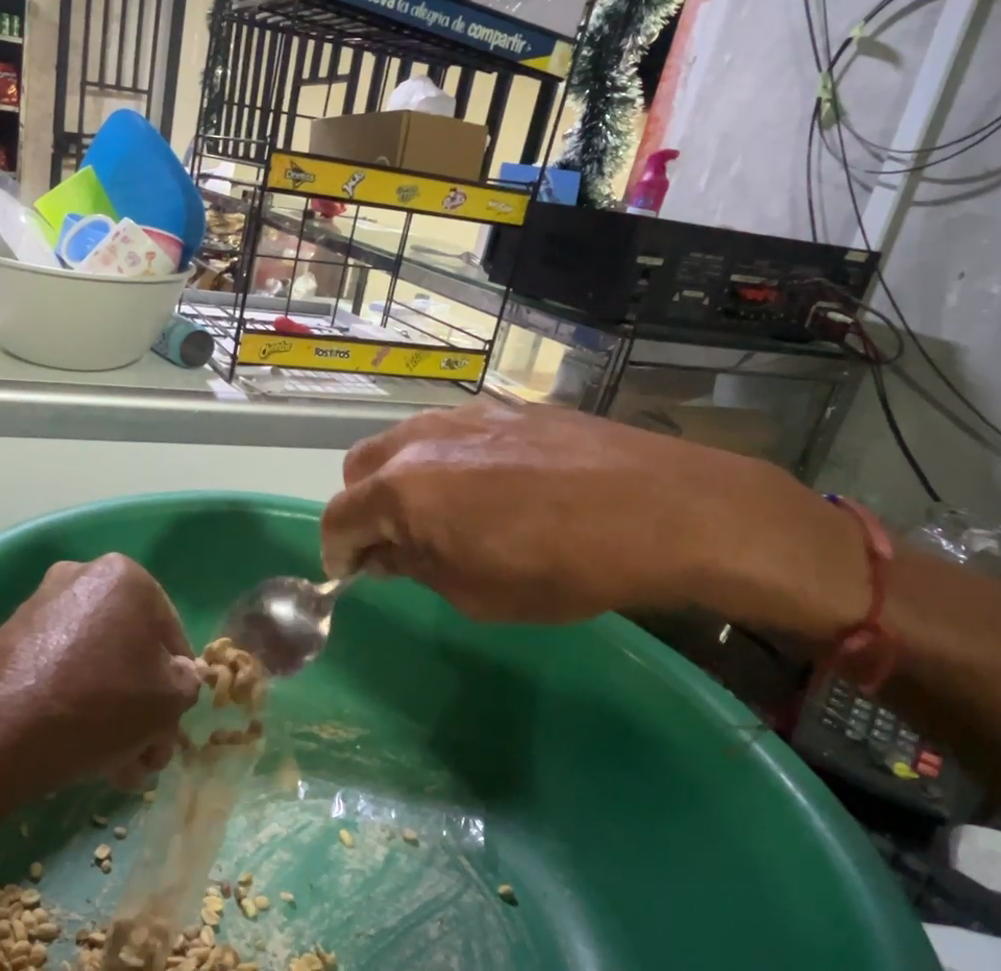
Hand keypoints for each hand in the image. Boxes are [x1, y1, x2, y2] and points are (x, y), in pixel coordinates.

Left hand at [0, 554, 200, 796]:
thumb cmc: (98, 705)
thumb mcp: (170, 700)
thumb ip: (187, 682)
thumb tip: (175, 676)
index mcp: (125, 576)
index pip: (172, 636)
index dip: (177, 687)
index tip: (168, 728)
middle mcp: (82, 577)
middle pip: (131, 651)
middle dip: (142, 707)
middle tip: (143, 755)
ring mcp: (41, 606)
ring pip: (97, 665)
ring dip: (113, 713)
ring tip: (113, 768)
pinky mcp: (11, 638)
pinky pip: (62, 670)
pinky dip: (77, 704)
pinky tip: (81, 752)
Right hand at [320, 402, 869, 637]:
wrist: (663, 508)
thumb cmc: (561, 567)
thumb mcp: (476, 592)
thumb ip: (416, 566)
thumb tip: (386, 552)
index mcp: (401, 489)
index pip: (338, 519)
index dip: (337, 554)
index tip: (353, 576)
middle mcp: (419, 440)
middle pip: (358, 469)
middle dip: (363, 508)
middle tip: (395, 544)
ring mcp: (463, 416)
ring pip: (403, 442)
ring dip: (401, 479)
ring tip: (442, 514)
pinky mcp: (506, 407)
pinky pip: (451, 433)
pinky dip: (445, 461)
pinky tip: (490, 488)